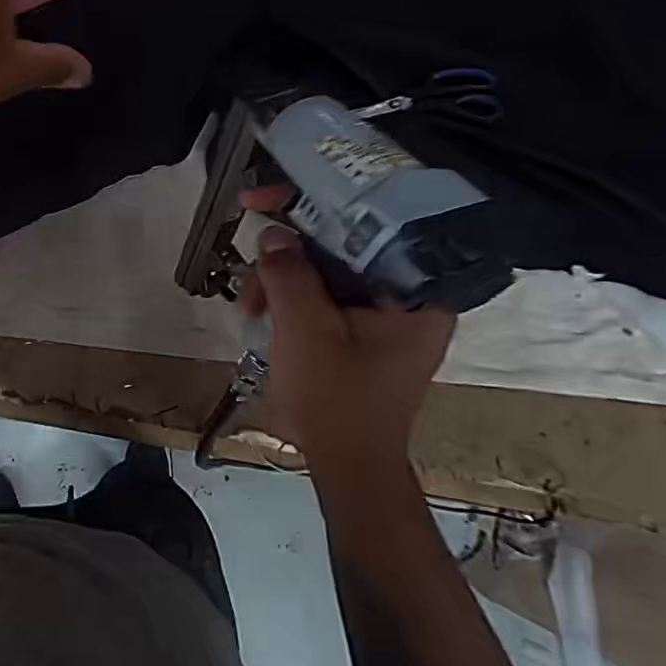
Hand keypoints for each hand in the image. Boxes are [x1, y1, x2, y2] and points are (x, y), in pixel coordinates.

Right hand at [242, 223, 455, 473]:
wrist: (347, 466)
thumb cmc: (336, 401)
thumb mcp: (304, 331)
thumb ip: (288, 274)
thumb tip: (272, 234)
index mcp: (416, 290)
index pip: (367, 222)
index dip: (314, 204)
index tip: (267, 199)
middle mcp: (411, 293)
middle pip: (344, 247)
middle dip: (288, 259)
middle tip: (251, 279)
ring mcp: (390, 313)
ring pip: (331, 271)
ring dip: (284, 283)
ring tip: (249, 310)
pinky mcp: (370, 329)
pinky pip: (330, 296)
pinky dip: (295, 301)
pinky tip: (265, 316)